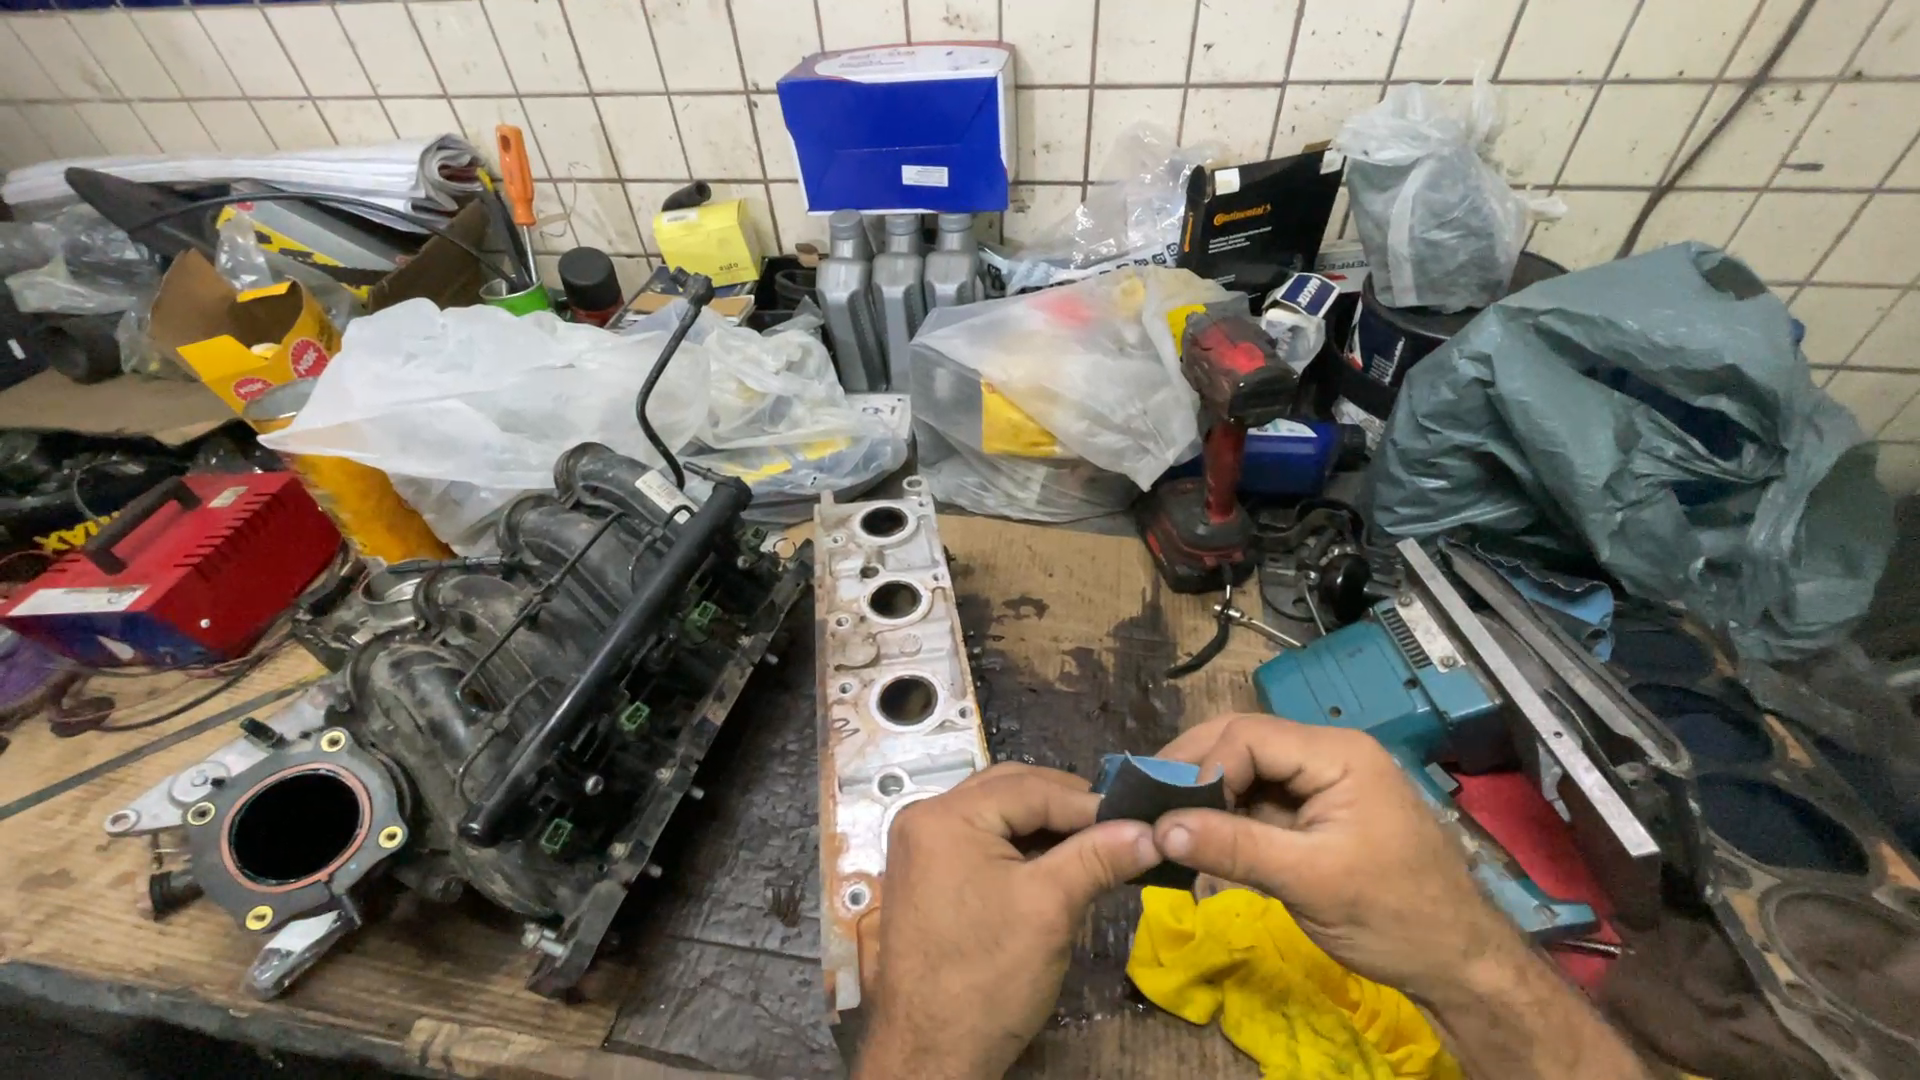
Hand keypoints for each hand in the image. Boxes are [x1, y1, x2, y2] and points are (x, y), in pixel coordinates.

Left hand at [855, 763, 1161, 1079]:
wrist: (930, 1056)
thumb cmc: (988, 978)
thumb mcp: (1050, 908)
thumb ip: (1099, 857)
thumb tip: (1151, 830)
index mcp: (946, 815)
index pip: (1029, 788)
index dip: (1087, 801)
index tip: (1136, 814)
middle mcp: (925, 816)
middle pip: (1009, 789)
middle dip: (1065, 804)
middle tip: (1117, 822)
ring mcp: (922, 845)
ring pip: (997, 812)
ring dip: (1044, 822)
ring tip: (1095, 839)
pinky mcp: (928, 872)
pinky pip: (981, 837)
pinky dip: (1020, 843)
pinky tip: (1056, 858)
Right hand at [1151, 714, 1526, 1000]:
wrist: (1459, 966)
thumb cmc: (1395, 917)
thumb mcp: (1310, 881)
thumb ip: (1233, 847)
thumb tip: (1160, 828)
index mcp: (1337, 755)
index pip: (1249, 736)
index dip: (1205, 768)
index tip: (1172, 812)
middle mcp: (1327, 753)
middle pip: (1243, 738)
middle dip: (1195, 766)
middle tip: (1148, 797)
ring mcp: (1322, 780)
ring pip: (1246, 765)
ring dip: (1206, 788)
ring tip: (1165, 814)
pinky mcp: (1315, 808)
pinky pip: (1258, 794)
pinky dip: (1225, 810)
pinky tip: (1199, 829)